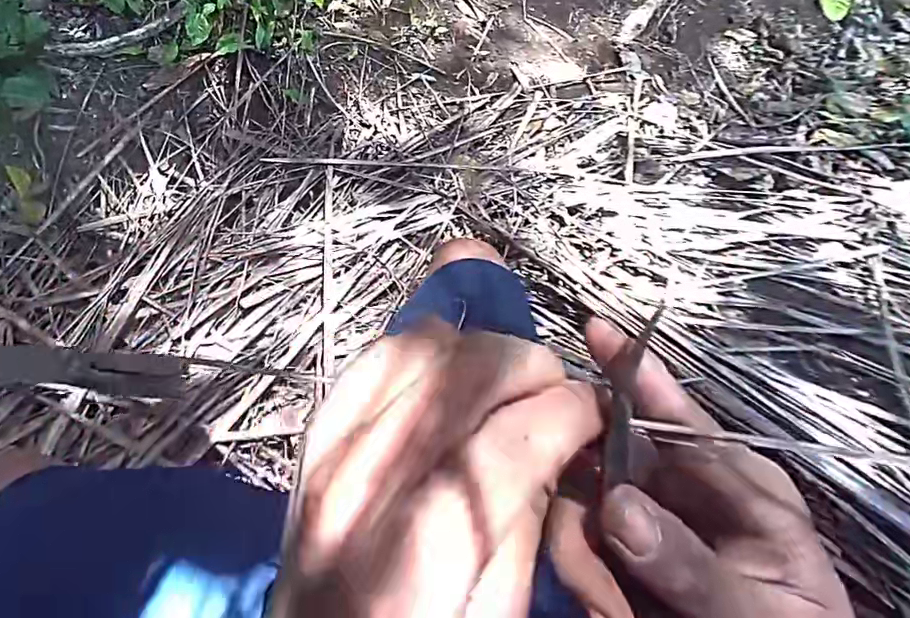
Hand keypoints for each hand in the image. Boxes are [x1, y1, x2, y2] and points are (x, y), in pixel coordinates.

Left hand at [272, 319, 603, 617]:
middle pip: (455, 380)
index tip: (593, 407)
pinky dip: (422, 349)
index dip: (560, 414)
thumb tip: (552, 445)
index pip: (500, 448)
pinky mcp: (316, 429)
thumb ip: (521, 534)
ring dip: (476, 350)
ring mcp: (328, 448)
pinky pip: (374, 358)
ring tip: (509, 375)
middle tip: (556, 385)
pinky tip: (451, 366)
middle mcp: (361, 486)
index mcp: (412, 559)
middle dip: (523, 365)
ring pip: (414, 351)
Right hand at [546, 318, 852, 617]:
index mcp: (731, 480)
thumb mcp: (765, 614)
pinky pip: (576, 542)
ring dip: (582, 548)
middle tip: (577, 526)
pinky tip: (604, 606)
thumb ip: (694, 564)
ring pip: (580, 494)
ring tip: (608, 604)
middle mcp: (676, 486)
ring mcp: (642, 520)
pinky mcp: (615, 556)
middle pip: (607, 447)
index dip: (631, 368)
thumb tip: (614, 507)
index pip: (675, 414)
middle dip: (582, 477)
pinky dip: (583, 574)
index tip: (596, 328)